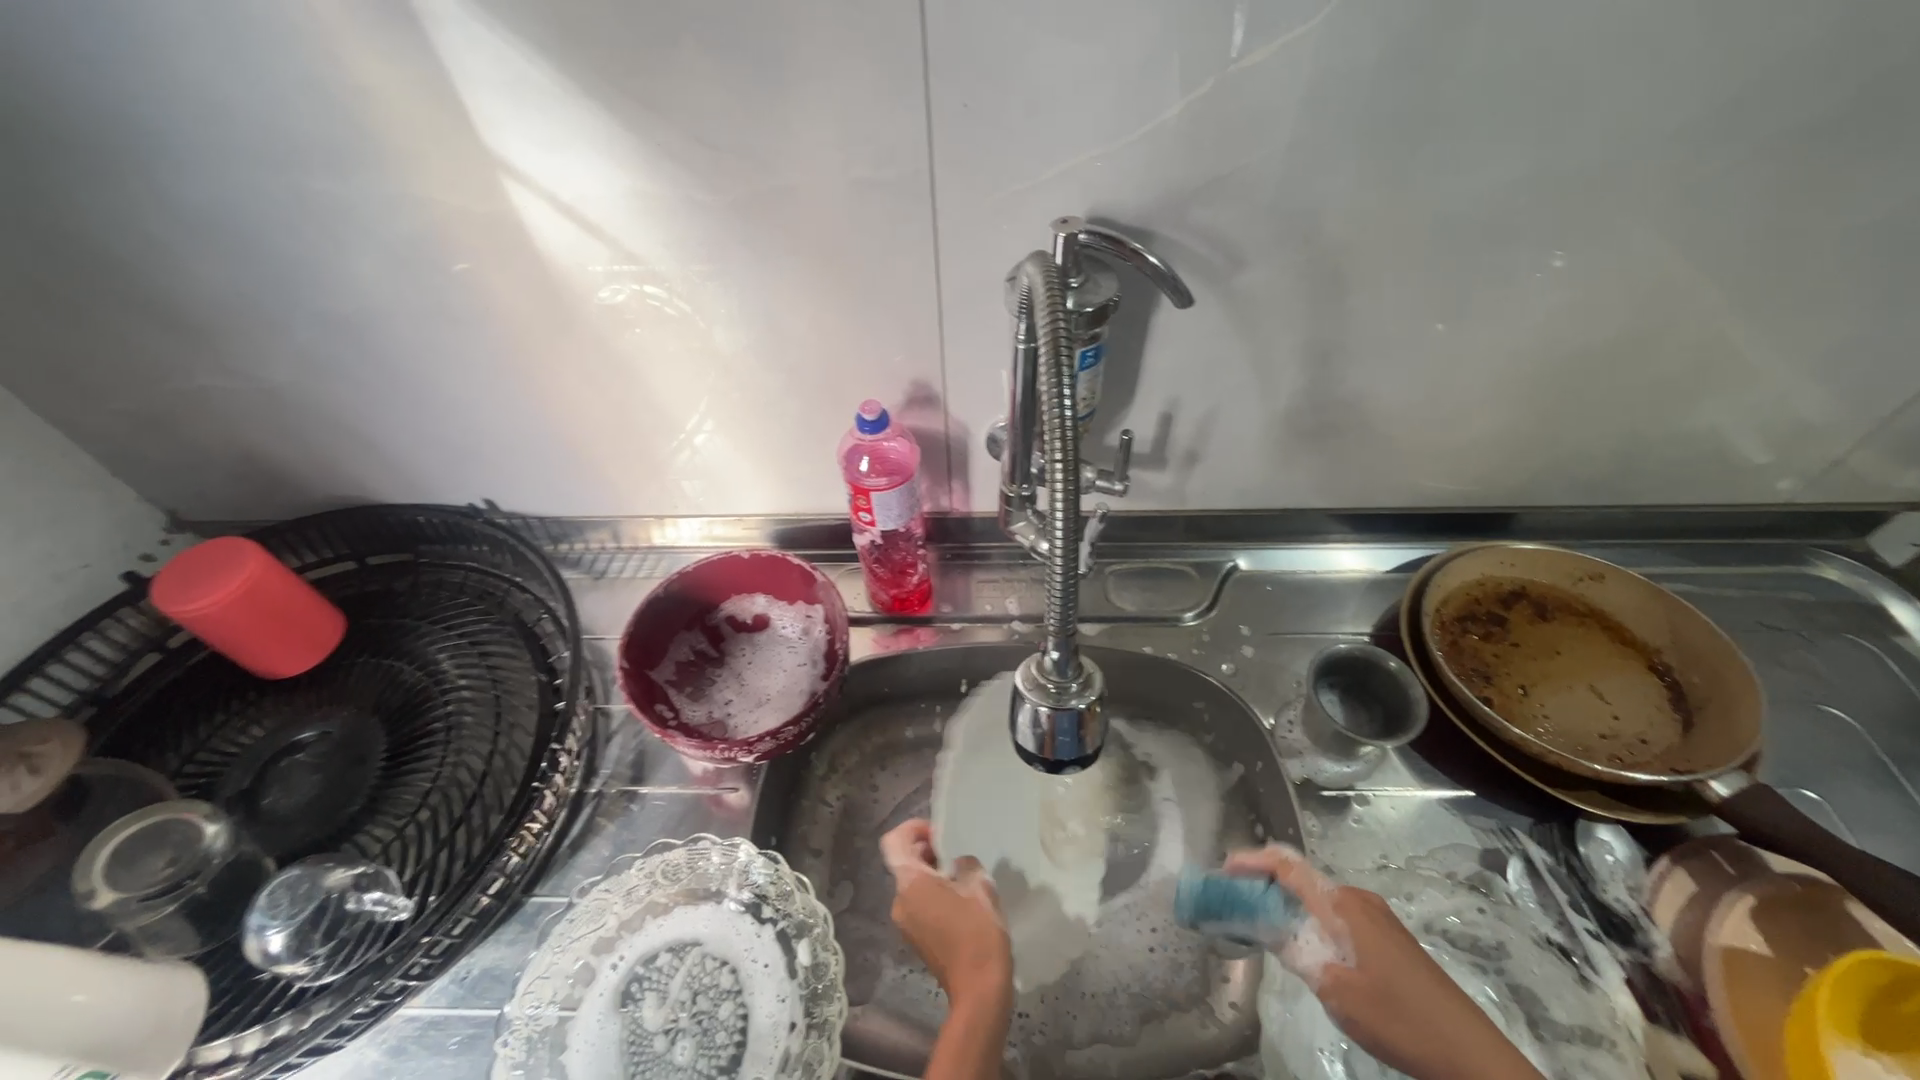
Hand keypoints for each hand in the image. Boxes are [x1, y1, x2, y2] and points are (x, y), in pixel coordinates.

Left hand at [880, 818, 1013, 1013]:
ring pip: (913, 885)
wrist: (978, 989)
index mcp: (910, 883)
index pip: (893, 842)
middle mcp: (899, 900)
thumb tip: (956, 864)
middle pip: (904, 863)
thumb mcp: (980, 886)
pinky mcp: (916, 939)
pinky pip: (919, 905)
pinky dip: (934, 896)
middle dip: (928, 852)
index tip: (939, 832)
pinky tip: (962, 904)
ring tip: (964, 879)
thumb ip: (965, 864)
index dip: (913, 828)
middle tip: (958, 855)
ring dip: (933, 875)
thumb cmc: (978, 932)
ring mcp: (905, 923)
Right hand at [1224, 844, 1542, 1079]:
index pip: (1287, 866)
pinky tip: (1298, 946)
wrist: (1467, 1050)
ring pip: (1316, 900)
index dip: (1251, 861)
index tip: (1221, 871)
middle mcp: (1357, 900)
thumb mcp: (1333, 987)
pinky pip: (1334, 917)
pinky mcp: (1385, 939)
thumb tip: (1262, 922)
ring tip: (1256, 925)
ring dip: (1284, 906)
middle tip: (1231, 904)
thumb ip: (1292, 948)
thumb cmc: (1396, 1016)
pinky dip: (1306, 921)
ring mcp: (1375, 918)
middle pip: (1299, 879)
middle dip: (1262, 886)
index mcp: (1343, 904)